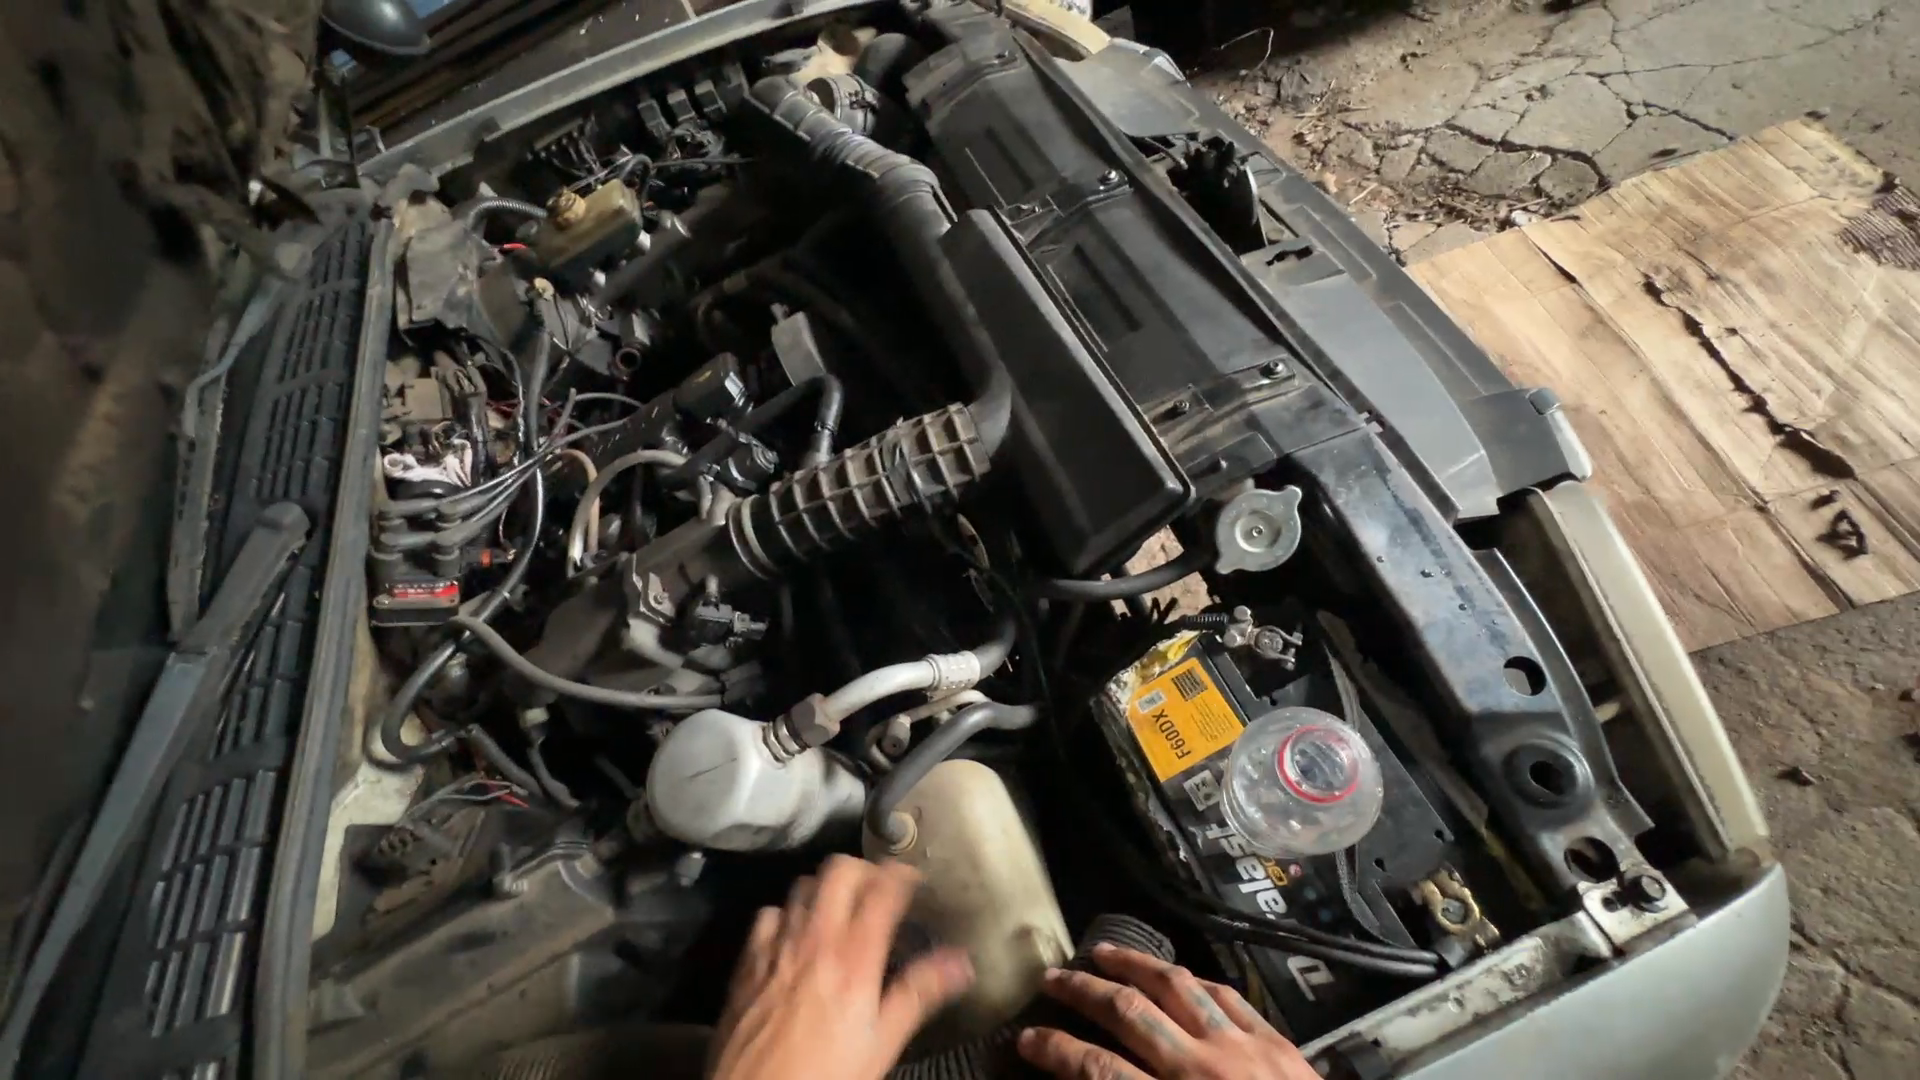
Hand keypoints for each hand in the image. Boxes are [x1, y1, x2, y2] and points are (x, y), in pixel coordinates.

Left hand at [708, 855, 975, 1079]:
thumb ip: (919, 993)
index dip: (901, 873)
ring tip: (839, 907)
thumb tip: (961, 963)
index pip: (883, 889)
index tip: (911, 876)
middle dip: (862, 870)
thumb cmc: (825, 1076)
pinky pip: (768, 914)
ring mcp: (778, 945)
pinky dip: (786, 914)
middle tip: (876, 889)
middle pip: (840, 870)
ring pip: (804, 885)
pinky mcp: (748, 960)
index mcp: (854, 957)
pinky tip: (795, 934)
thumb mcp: (881, 1043)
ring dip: (825, 888)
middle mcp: (816, 939)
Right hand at [1017, 944, 1318, 1079]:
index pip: (1098, 1071)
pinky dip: (1193, 980)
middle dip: (1083, 991)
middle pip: (1129, 1013)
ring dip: (1133, 965)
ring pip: (1175, 986)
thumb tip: (1099, 1079)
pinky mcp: (1278, 1043)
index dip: (1056, 1050)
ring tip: (1103, 951)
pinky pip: (1226, 995)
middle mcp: (1203, 1070)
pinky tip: (1178, 974)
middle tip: (1052, 977)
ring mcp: (1243, 1050)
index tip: (1026, 1037)